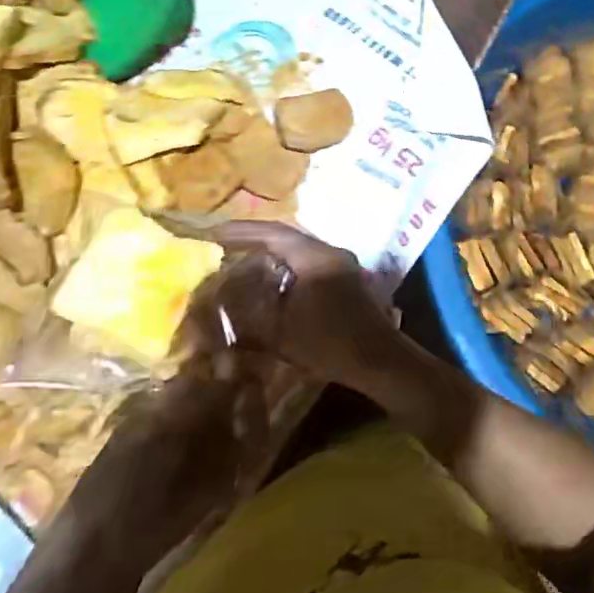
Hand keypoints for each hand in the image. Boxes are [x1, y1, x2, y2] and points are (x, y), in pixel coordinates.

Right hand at [206, 222, 401, 386]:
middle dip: (255, 241)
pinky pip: (310, 265)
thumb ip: (250, 314)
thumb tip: (222, 302)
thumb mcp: (280, 332)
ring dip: (272, 256)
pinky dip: (287, 270)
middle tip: (224, 246)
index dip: (241, 231)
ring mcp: (343, 266)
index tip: (213, 233)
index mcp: (316, 257)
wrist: (379, 360)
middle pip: (288, 238)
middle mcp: (331, 253)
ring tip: (241, 262)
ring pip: (300, 252)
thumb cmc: (330, 343)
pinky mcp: (347, 282)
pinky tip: (271, 285)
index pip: (274, 233)